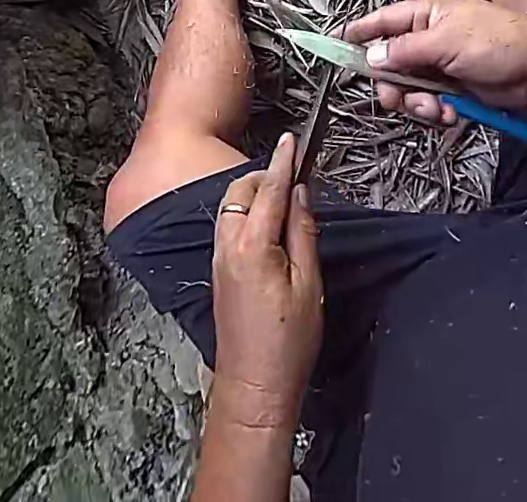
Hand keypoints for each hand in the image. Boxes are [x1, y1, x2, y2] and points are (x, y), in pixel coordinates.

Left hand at [210, 133, 323, 430]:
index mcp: (252, 247)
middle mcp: (227, 247)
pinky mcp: (218, 272)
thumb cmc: (287, 342)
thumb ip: (303, 231)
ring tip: (284, 199)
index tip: (291, 139)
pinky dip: (247, 212)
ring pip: (232, 206)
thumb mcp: (308, 282)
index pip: (270, 190)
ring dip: (255, 193)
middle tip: (293, 175)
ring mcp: (219, 260)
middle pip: (241, 190)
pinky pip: (229, 225)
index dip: (282, 161)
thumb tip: (301, 194)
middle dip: (265, 175)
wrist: (255, 387)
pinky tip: (267, 224)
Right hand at [344, 0, 526, 123]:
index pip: (381, 21)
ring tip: (436, 107)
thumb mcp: (447, 42)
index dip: (358, 34)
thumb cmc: (503, 44)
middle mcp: (429, 38)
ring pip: (407, 88)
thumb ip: (405, 50)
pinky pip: (427, 104)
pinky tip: (451, 113)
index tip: (335, 46)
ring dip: (417, 103)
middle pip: (388, 63)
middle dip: (393, 85)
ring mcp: (440, 65)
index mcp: (426, 14)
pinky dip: (434, 113)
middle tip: (400, 96)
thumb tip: (371, 56)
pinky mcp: (452, 89)